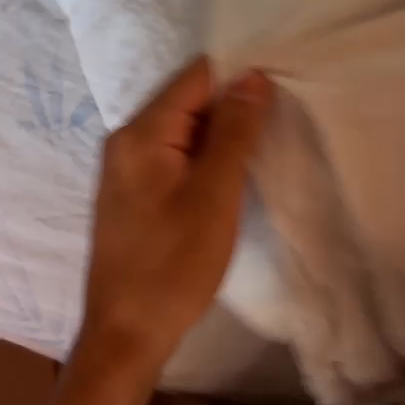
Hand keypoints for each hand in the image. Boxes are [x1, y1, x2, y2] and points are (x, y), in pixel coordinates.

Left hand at [58, 58, 270, 403]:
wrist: (126, 331)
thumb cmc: (172, 263)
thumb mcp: (213, 194)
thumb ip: (233, 132)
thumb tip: (252, 75)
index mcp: (141, 131)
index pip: (192, 78)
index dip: (235, 73)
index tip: (277, 75)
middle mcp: (126, 137)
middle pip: (185, 100)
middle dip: (229, 101)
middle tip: (279, 105)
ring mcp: (125, 165)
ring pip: (180, 127)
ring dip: (217, 129)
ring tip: (263, 131)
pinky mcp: (132, 190)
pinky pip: (172, 151)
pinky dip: (201, 152)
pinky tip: (229, 166)